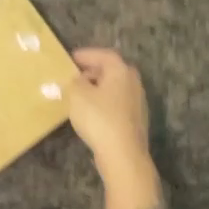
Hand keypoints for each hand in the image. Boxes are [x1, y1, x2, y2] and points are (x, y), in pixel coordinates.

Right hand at [67, 48, 154, 187]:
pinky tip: (92, 113)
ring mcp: (137, 102)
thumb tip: (77, 79)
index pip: (104, 55)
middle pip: (112, 71)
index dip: (86, 55)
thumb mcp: (78, 95)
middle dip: (93, 72)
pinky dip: (104, 103)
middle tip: (75, 76)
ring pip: (114, 89)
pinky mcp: (135, 120)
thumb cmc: (99, 118)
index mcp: (121, 71)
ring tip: (80, 95)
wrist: (123, 153)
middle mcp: (133, 83)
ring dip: (98, 89)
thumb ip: (74, 81)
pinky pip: (116, 104)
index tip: (71, 58)